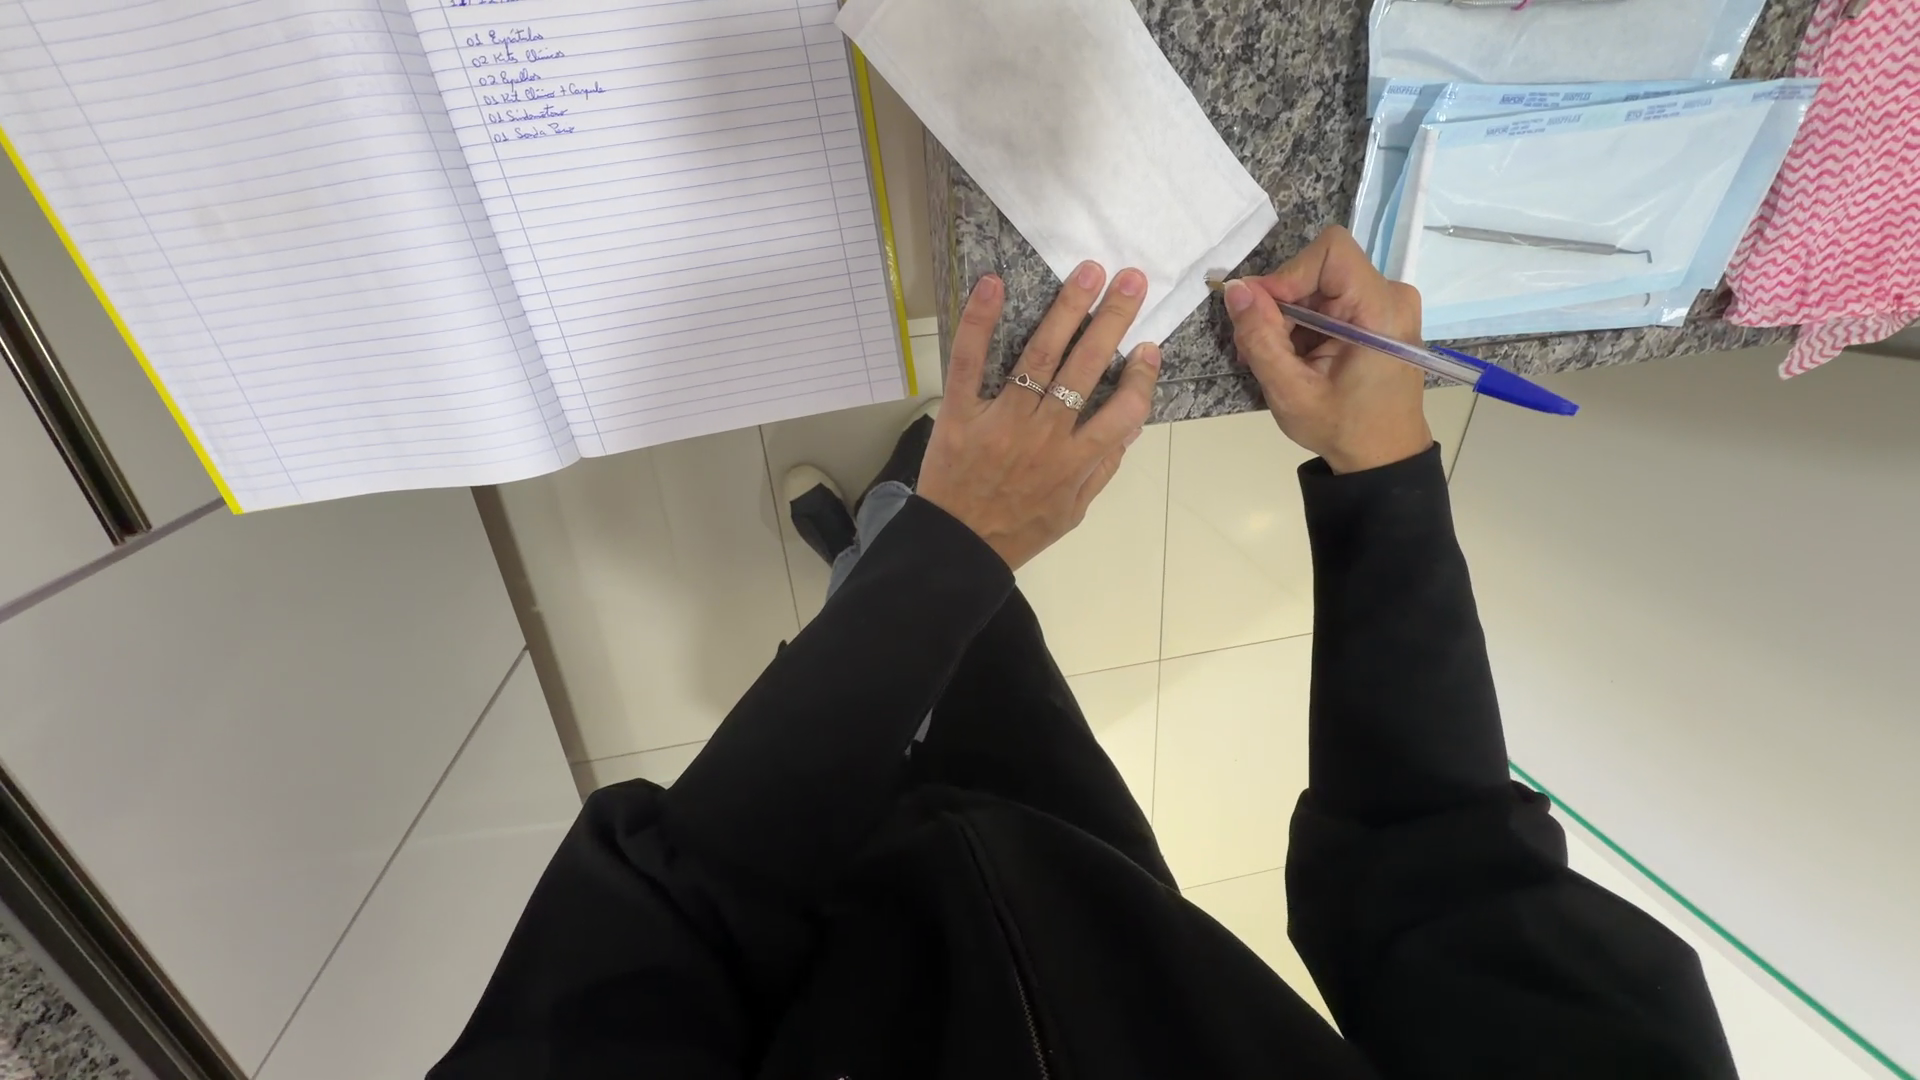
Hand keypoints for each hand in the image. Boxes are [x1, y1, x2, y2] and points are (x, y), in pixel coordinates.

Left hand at [917, 263, 1161, 569]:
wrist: (957, 547)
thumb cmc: (1018, 529)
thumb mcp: (1072, 511)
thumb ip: (1102, 468)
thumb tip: (1132, 426)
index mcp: (1075, 461)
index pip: (1123, 410)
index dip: (1142, 376)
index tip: (1149, 347)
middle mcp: (1044, 435)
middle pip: (1086, 368)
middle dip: (1114, 320)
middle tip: (1133, 279)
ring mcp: (1002, 421)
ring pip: (1039, 355)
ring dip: (1068, 309)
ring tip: (1090, 271)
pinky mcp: (961, 413)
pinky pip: (970, 363)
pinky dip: (979, 322)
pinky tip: (991, 284)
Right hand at [1222, 226, 1432, 474]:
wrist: (1382, 455)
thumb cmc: (1341, 428)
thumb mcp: (1290, 391)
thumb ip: (1260, 338)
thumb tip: (1234, 289)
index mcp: (1379, 310)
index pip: (1330, 252)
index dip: (1287, 274)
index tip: (1261, 312)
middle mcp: (1390, 294)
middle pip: (1319, 269)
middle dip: (1280, 304)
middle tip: (1258, 349)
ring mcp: (1385, 304)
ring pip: (1318, 286)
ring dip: (1287, 318)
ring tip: (1276, 360)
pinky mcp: (1376, 315)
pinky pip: (1328, 301)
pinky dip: (1301, 325)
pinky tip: (1294, 358)